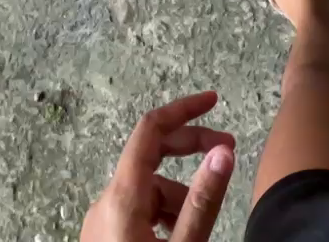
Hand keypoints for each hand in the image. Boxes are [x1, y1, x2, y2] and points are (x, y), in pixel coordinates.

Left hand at [81, 91, 236, 241]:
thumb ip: (202, 201)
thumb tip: (224, 152)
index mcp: (121, 196)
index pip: (151, 128)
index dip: (184, 108)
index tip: (214, 100)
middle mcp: (105, 200)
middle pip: (151, 154)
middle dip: (190, 148)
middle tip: (228, 152)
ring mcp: (100, 221)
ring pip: (147, 188)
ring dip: (179, 193)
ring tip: (204, 219)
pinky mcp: (102, 238)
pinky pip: (137, 210)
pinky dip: (163, 211)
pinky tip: (179, 233)